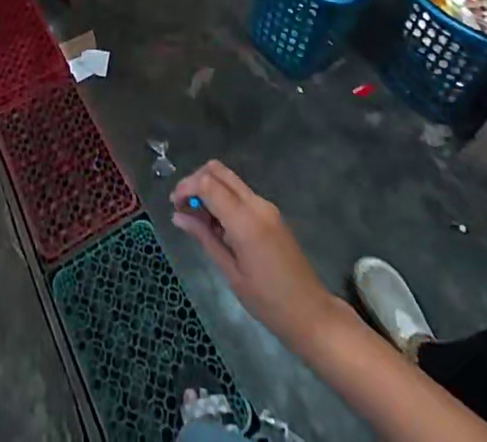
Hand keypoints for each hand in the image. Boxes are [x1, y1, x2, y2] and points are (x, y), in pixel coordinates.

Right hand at [171, 161, 338, 346]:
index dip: (186, 188)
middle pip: (218, 171)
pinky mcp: (271, 214)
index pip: (209, 184)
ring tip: (196, 218)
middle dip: (195, 182)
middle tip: (182, 206)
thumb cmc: (268, 302)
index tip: (174, 206)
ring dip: (208, 189)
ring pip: (229, 179)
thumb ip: (204, 238)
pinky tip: (216, 225)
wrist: (312, 314)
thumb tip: (177, 216)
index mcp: (246, 222)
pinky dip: (222, 198)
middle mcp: (257, 205)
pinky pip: (240, 193)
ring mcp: (267, 207)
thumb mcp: (230, 273)